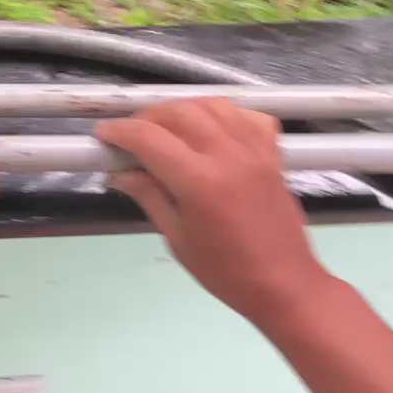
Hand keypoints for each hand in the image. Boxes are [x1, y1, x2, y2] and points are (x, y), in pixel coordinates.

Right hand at [96, 98, 335, 323]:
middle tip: (133, 136)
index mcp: (199, 181)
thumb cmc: (227, 271)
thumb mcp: (176, 238)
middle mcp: (227, 155)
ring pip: (211, 105)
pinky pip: (247, 116)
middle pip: (177, 111)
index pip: (147, 137)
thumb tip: (119, 172)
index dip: (119, 132)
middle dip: (147, 117)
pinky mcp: (272, 154)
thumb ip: (148, 194)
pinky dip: (225, 115)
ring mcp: (254, 151)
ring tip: (169, 129)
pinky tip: (213, 130)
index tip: (103, 136)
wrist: (288, 287)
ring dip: (182, 109)